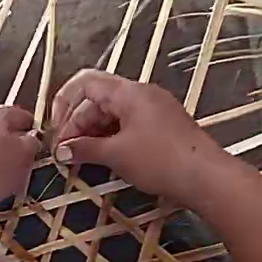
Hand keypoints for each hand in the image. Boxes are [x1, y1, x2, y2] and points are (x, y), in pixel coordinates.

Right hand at [49, 70, 237, 207]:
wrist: (206, 177)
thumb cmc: (159, 160)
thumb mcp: (116, 154)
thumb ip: (85, 149)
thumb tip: (61, 151)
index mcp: (128, 92)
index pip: (86, 84)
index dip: (65, 104)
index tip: (55, 130)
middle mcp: (141, 94)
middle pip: (98, 100)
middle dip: (78, 124)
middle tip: (66, 152)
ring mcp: (154, 109)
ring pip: (113, 114)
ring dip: (94, 133)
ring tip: (81, 157)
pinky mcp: (163, 126)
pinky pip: (128, 124)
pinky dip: (112, 137)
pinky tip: (105, 157)